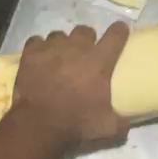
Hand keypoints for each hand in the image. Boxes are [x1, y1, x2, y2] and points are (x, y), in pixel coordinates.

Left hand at [9, 23, 129, 150]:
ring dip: (62, 43)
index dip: (119, 31)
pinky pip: (36, 41)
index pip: (115, 36)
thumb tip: (126, 124)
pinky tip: (39, 57)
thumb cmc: (76, 123)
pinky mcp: (31, 54)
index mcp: (98, 62)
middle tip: (85, 52)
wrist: (39, 124)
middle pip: (85, 31)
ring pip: (59, 35)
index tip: (120, 31)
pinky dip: (39, 47)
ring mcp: (52, 49)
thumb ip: (121, 122)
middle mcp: (76, 49)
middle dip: (87, 39)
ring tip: (60, 56)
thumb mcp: (107, 127)